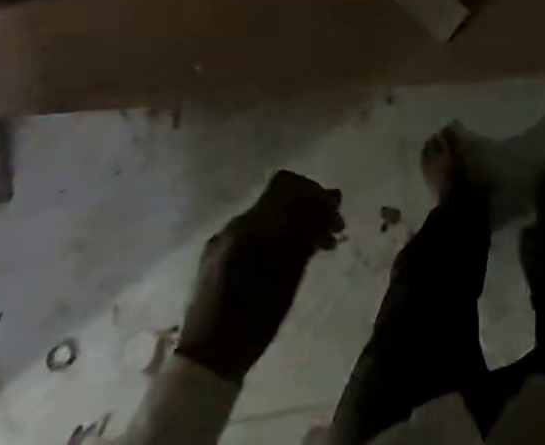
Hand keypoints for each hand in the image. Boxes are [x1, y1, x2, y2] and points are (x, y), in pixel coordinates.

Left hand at [177, 170, 344, 381]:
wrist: (208, 358)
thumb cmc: (253, 321)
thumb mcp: (288, 277)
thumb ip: (308, 233)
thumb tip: (331, 199)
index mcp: (250, 226)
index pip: (288, 185)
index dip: (315, 194)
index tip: (336, 213)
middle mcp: (234, 224)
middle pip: (278, 196)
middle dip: (308, 206)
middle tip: (333, 230)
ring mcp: (224, 238)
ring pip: (268, 214)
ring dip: (295, 222)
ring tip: (319, 246)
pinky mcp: (218, 253)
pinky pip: (254, 231)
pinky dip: (278, 235)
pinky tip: (292, 256)